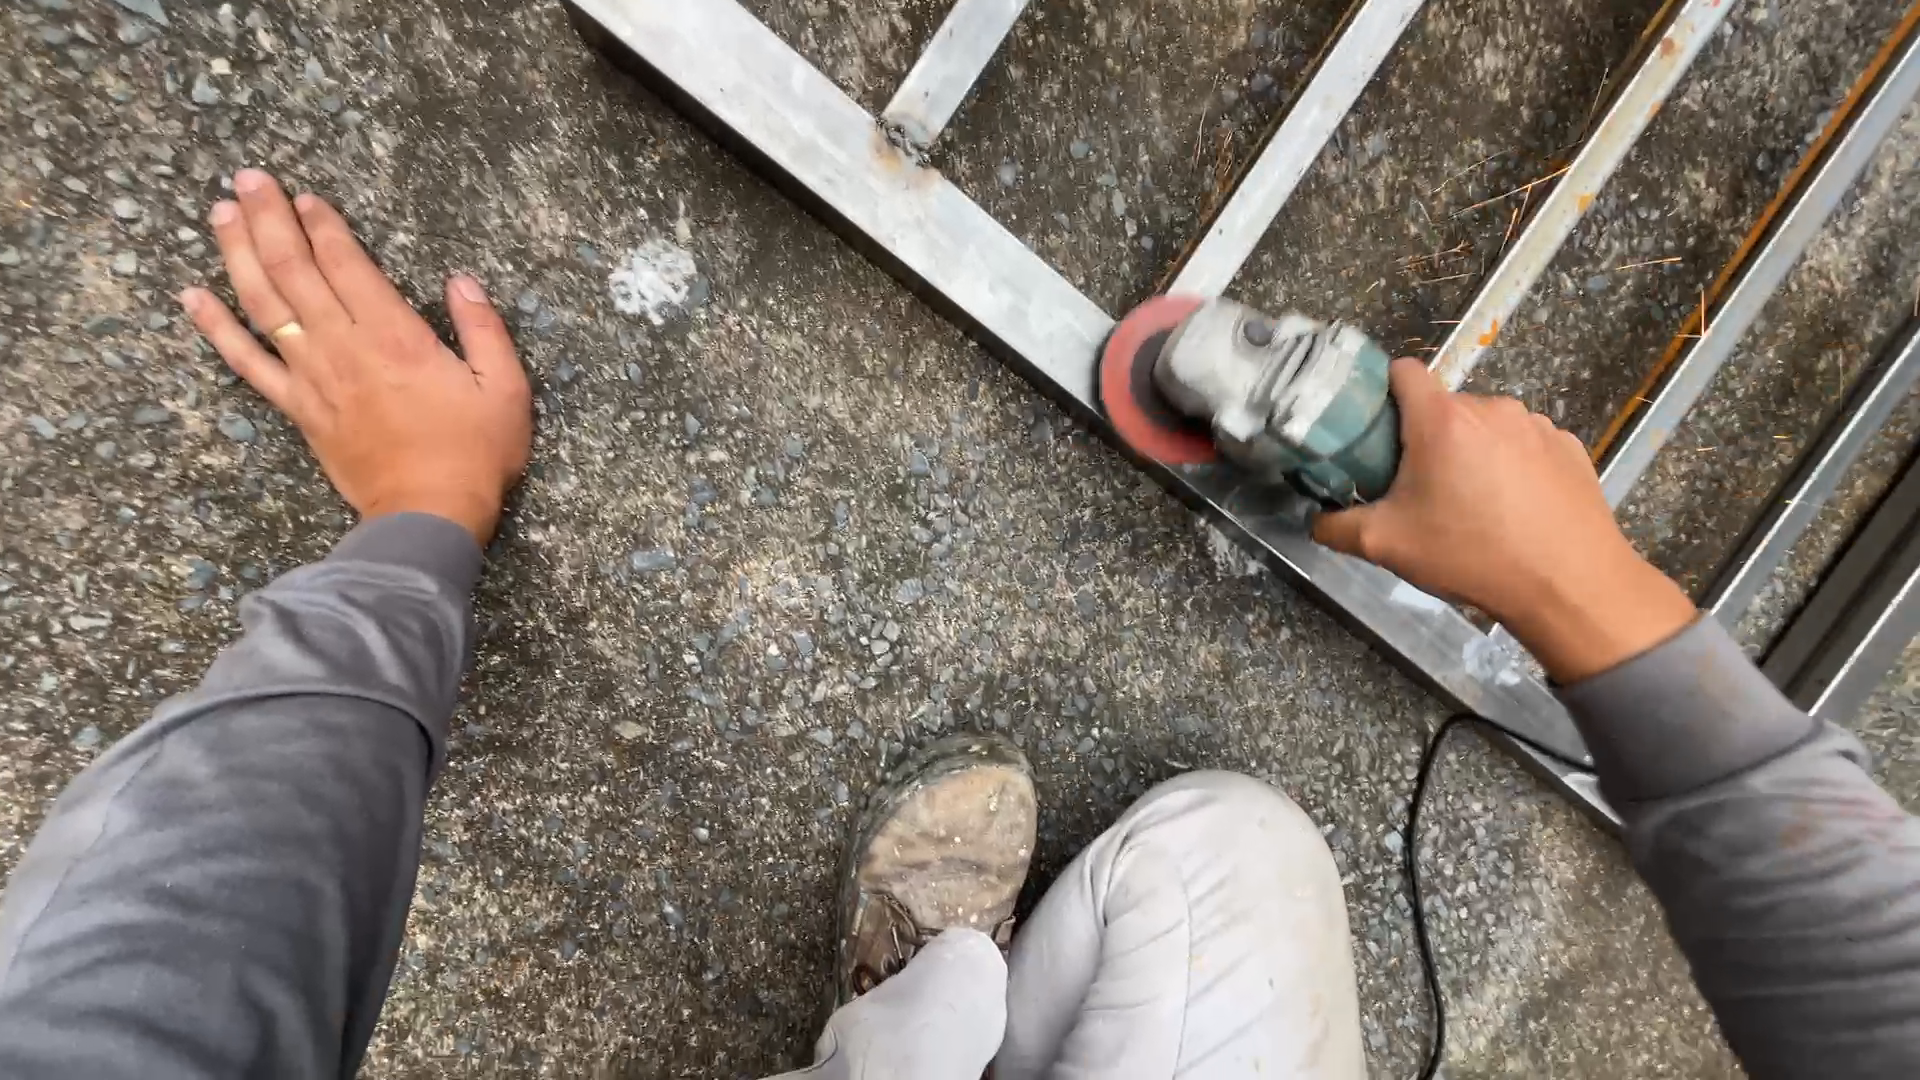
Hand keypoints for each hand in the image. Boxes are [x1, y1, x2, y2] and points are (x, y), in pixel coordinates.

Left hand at [179, 169, 531, 545]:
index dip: (325, 228)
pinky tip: (193, 297)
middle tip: (250, 180)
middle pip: (295, 272)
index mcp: (397, 338)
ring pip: (263, 304)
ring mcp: (313, 377)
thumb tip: (461, 283)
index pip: (349, 267)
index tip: (308, 198)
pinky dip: (214, 327)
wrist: (431, 509)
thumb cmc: (477, 451)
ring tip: (220, 214)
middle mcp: (344, 347)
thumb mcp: (507, 390)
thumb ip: (485, 332)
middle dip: (270, 221)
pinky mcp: (299, 408)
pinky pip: (245, 361)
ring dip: (237, 254)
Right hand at [1314, 359, 1695, 682]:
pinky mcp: (1568, 447)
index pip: (1402, 371)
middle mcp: (1492, 409)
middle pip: (1440, 406)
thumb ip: (1334, 527)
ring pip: (1481, 424)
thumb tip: (1316, 520)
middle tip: (1411, 485)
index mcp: (1442, 421)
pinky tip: (1507, 505)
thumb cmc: (1470, 554)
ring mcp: (1536, 426)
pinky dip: (1504, 463)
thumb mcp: (1383, 545)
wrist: (1571, 585)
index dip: (1378, 391)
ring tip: (1463, 499)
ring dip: (1464, 449)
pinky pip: (1520, 442)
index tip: (1369, 428)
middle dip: (1420, 436)